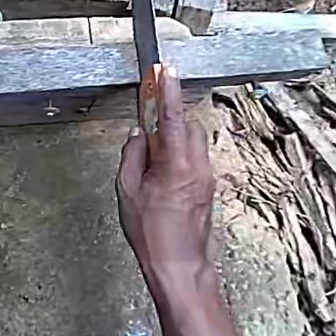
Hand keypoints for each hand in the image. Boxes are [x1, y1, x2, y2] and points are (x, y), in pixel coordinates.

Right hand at [116, 67, 217, 310]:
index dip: (169, 91)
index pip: (174, 117)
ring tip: (151, 161)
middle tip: (148, 126)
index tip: (166, 70)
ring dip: (174, 139)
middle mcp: (198, 167)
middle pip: (189, 126)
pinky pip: (194, 159)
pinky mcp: (208, 187)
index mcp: (176, 165)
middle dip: (170, 119)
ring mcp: (206, 177)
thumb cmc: (152, 233)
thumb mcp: (128, 191)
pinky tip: (161, 174)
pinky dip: (179, 155)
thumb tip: (138, 135)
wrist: (179, 265)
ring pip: (193, 142)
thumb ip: (132, 156)